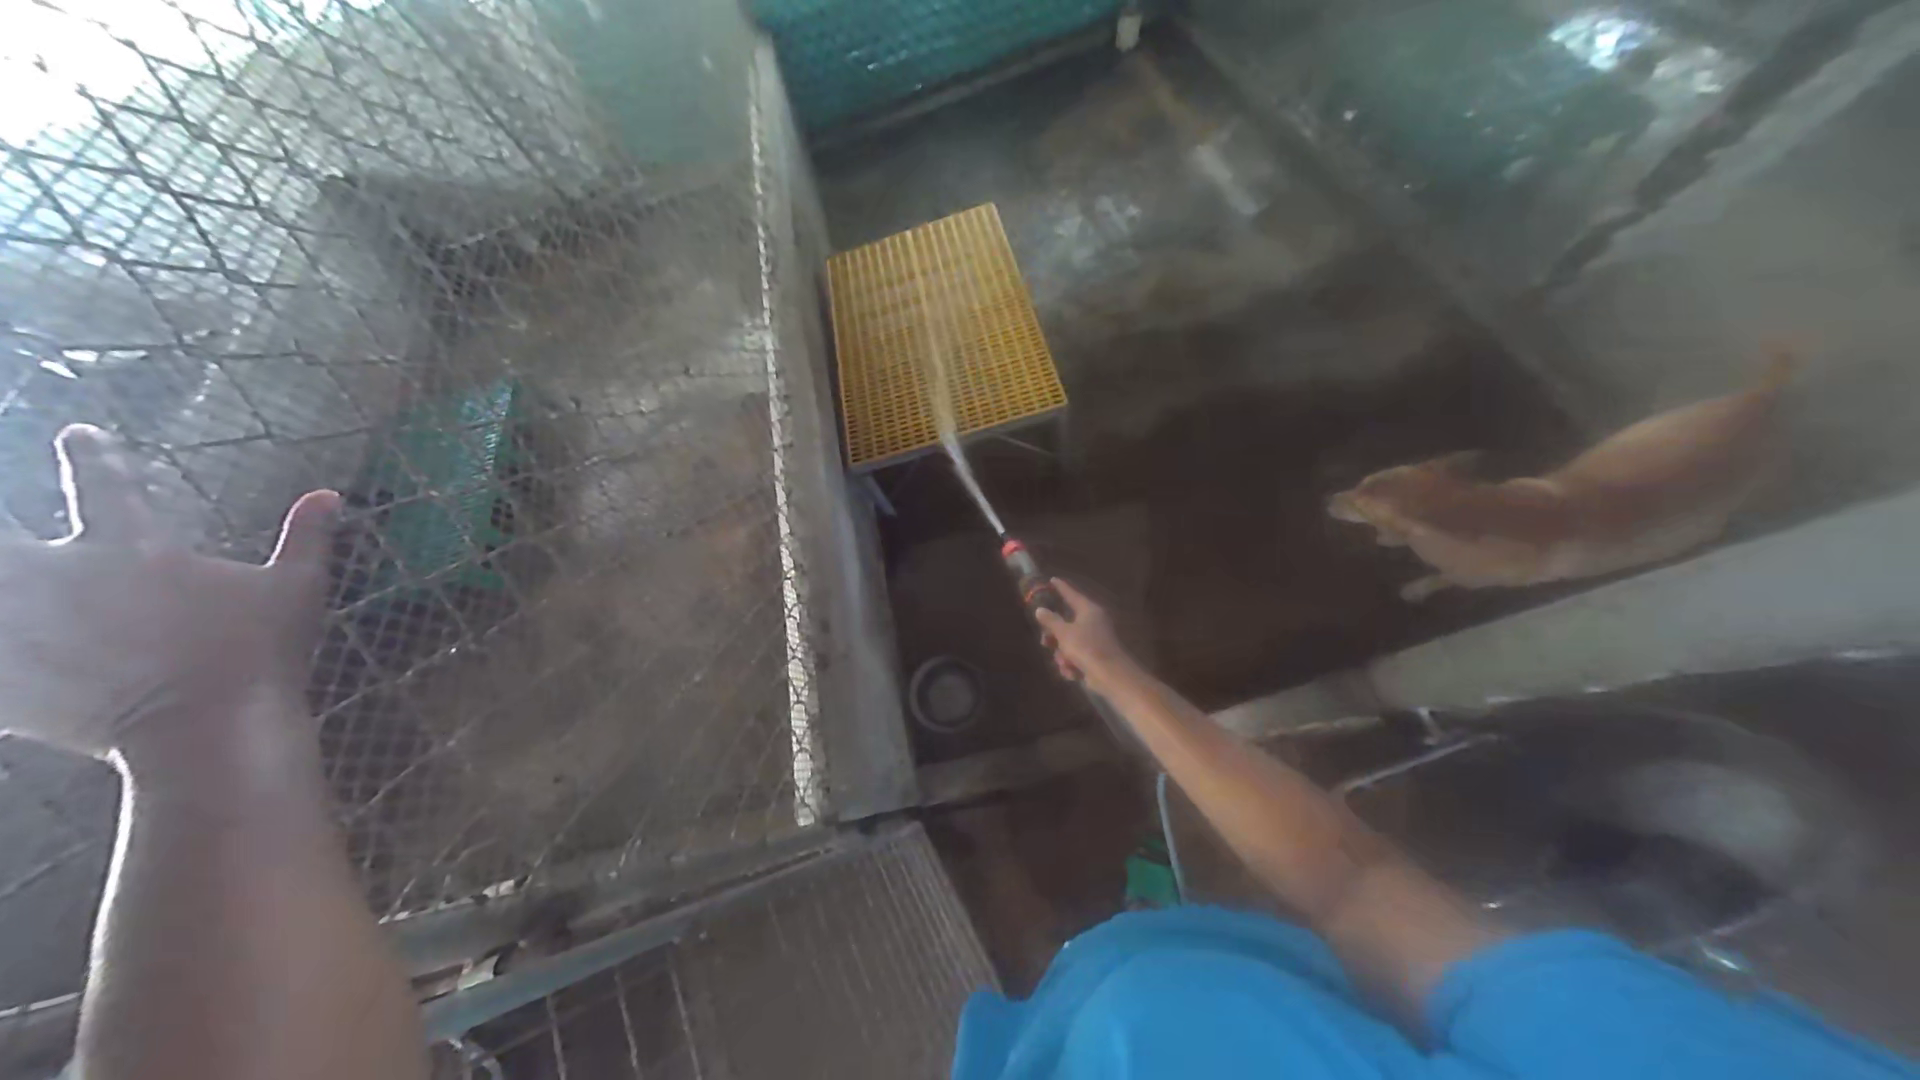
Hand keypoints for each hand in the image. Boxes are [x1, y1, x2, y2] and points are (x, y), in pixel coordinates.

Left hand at [0, 425, 338, 760]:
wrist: (208, 725)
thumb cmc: (260, 649)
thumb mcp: (298, 588)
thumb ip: (307, 538)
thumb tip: (328, 493)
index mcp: (139, 551)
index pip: (108, 486)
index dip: (94, 456)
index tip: (79, 433)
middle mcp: (64, 575)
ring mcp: (22, 626)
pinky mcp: (6, 674)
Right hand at [1032, 578, 1140, 693]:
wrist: (1110, 676)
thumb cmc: (1086, 648)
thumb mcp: (1063, 633)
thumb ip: (1050, 620)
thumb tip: (1040, 609)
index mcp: (1088, 610)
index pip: (1071, 594)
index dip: (1061, 587)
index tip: (1052, 580)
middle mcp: (1093, 622)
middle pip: (1066, 623)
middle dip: (1054, 636)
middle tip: (1045, 641)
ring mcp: (1095, 640)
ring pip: (1068, 643)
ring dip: (1062, 655)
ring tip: (1064, 663)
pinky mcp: (1095, 657)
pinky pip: (1076, 657)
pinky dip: (1072, 665)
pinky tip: (1072, 673)